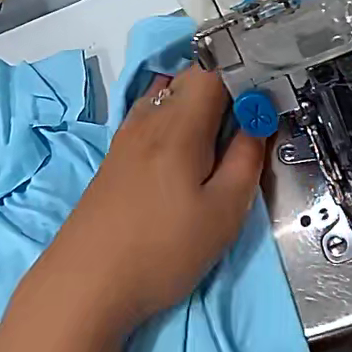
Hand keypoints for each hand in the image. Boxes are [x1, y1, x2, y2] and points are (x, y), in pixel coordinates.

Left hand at [38, 66, 267, 333]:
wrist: (85, 283)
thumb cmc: (162, 249)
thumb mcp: (223, 211)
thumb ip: (246, 158)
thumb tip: (259, 120)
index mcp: (179, 123)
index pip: (213, 68)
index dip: (244, 73)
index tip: (265, 102)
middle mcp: (149, 118)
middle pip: (190, 79)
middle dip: (224, 90)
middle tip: (248, 128)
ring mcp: (126, 136)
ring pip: (169, 98)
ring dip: (198, 107)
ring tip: (218, 143)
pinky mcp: (115, 157)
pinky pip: (152, 118)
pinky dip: (175, 123)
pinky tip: (183, 158)